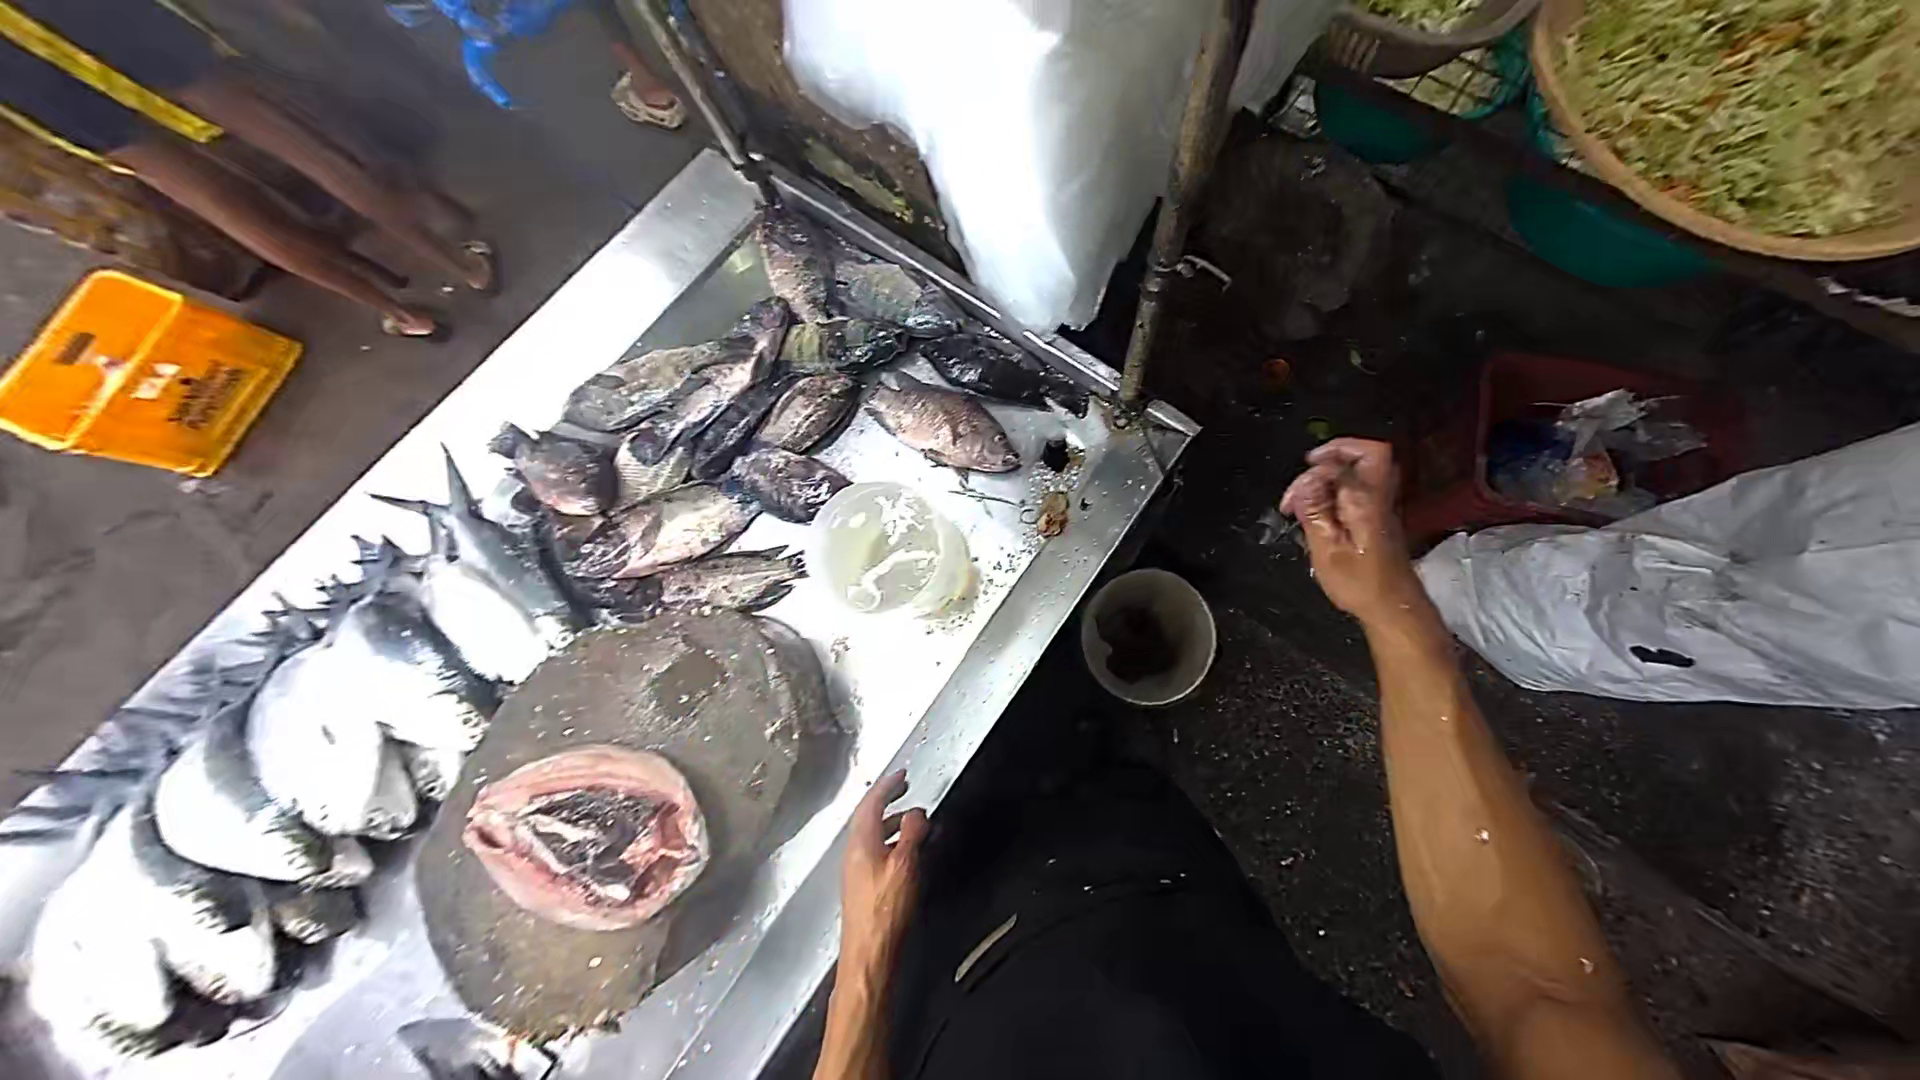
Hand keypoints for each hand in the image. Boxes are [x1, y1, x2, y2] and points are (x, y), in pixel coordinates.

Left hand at [838, 769, 928, 985]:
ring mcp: (855, 871)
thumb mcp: (906, 866)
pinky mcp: (862, 887)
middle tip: (904, 789)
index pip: (871, 803)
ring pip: (873, 834)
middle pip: (868, 816)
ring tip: (912, 821)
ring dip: (891, 822)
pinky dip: (891, 841)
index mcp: (861, 842)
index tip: (902, 775)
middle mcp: (853, 853)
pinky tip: (905, 853)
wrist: (867, 957)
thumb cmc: (885, 911)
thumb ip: (912, 834)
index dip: (888, 785)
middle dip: (887, 800)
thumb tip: (917, 813)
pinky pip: (875, 851)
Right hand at [1279, 438, 1430, 628]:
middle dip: (1333, 453)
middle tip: (1306, 472)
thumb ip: (1316, 512)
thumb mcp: (1327, 550)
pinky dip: (1335, 489)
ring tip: (1305, 496)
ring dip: (1332, 472)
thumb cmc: (1359, 584)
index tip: (1296, 495)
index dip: (1318, 468)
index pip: (1349, 461)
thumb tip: (1306, 483)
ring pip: (1364, 469)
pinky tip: (1317, 511)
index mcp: (1367, 502)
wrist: (1392, 607)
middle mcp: (1379, 497)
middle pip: (1369, 453)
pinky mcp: (1376, 517)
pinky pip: (1358, 488)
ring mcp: (1380, 506)